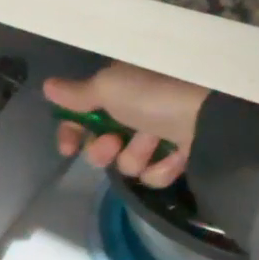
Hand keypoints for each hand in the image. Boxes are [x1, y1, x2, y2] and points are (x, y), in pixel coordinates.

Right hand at [43, 63, 209, 187]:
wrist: (210, 114)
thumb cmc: (154, 94)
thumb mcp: (108, 88)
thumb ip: (77, 94)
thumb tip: (48, 87)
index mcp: (120, 87)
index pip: (84, 113)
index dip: (72, 131)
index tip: (68, 148)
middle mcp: (137, 108)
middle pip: (103, 142)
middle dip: (105, 148)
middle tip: (113, 144)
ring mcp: (159, 132)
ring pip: (129, 161)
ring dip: (137, 156)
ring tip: (153, 144)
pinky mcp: (180, 155)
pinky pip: (156, 173)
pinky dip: (163, 167)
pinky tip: (176, 156)